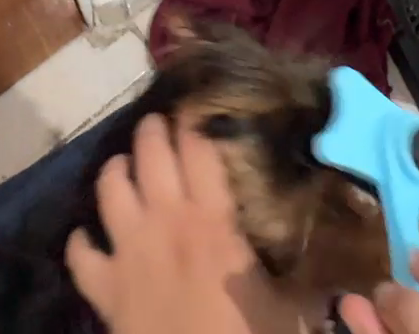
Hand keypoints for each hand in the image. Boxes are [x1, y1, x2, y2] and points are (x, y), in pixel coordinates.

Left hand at [65, 114, 300, 333]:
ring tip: (123, 164)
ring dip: (115, 171)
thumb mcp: (289, 310)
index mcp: (212, 219)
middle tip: (158, 124)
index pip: (198, 149)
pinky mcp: (104, 287)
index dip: (195, 123)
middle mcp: (165, 220)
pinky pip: (80, 255)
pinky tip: (85, 236)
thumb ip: (304, 279)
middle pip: (149, 153)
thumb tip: (338, 266)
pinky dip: (80, 242)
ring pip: (110, 189)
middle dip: (152, 131)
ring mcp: (128, 250)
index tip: (197, 108)